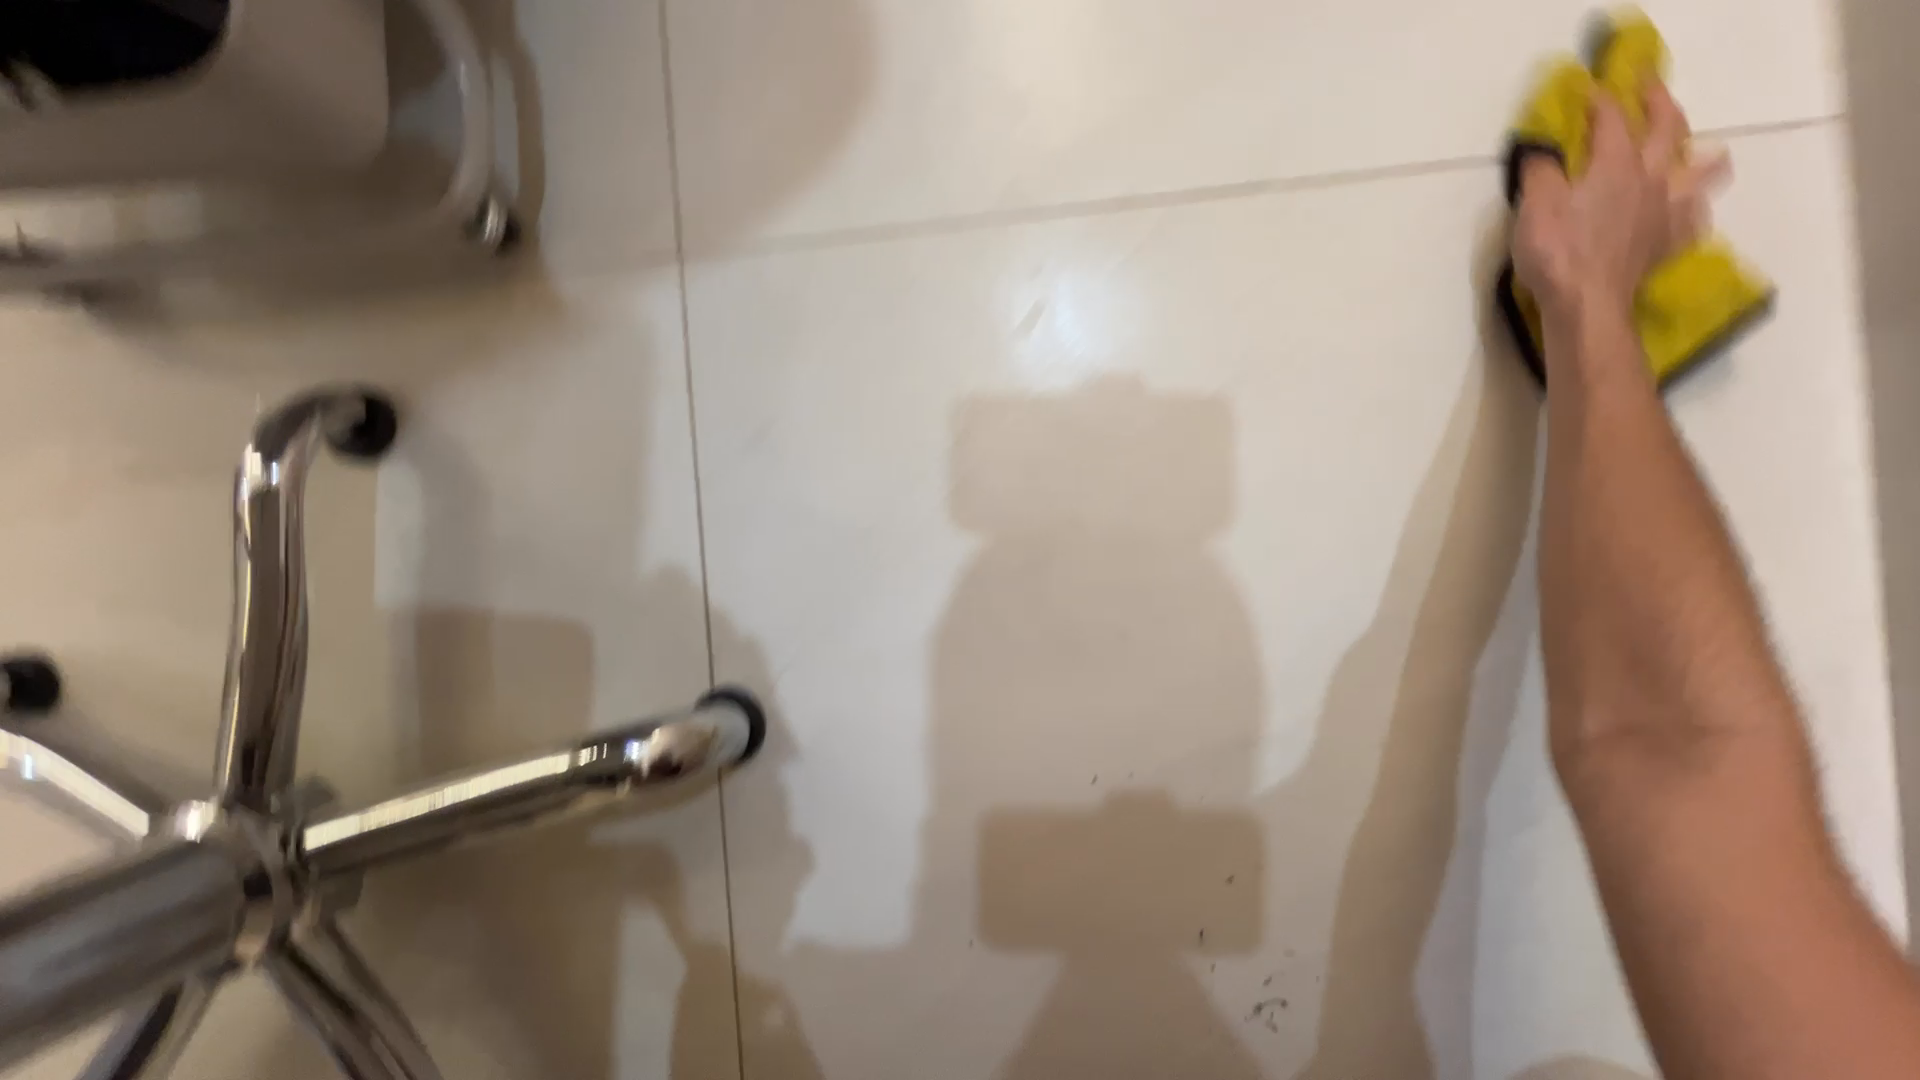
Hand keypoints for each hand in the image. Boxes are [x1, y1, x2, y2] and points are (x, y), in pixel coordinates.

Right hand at [1512, 81, 1730, 324]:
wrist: (1587, 303)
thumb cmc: (1557, 252)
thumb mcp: (1534, 208)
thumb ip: (1540, 173)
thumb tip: (1542, 150)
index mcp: (1615, 164)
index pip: (1612, 119)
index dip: (1601, 102)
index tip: (1590, 92)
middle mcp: (1651, 176)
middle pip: (1669, 128)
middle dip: (1660, 104)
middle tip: (1650, 93)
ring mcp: (1668, 208)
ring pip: (1702, 169)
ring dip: (1701, 155)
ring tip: (1696, 154)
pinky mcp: (1670, 240)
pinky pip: (1695, 216)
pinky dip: (1695, 207)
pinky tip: (1689, 210)